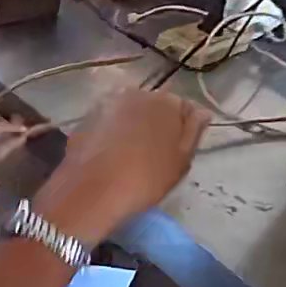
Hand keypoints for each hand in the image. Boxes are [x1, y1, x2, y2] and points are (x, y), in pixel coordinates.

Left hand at [34, 89, 207, 243]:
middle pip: (152, 107)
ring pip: (127, 113)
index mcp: (165, 102)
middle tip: (152, 156)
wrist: (91, 192)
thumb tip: (201, 112)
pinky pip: (105, 123)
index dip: (181, 129)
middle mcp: (135, 93)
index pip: (182, 108)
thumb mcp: (180, 161)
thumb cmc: (145, 180)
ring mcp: (106, 103)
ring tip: (128, 157)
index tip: (176, 151)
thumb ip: (193, 132)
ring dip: (130, 127)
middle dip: (154, 124)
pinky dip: (109, 133)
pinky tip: (107, 156)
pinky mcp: (84, 118)